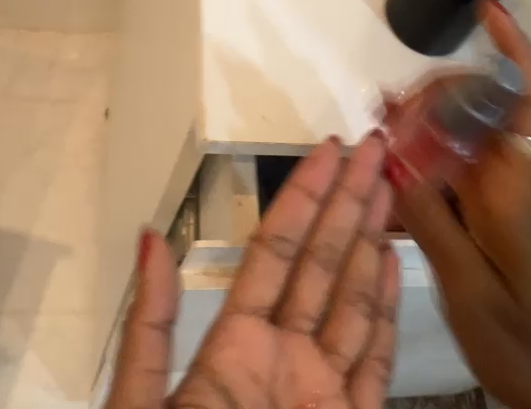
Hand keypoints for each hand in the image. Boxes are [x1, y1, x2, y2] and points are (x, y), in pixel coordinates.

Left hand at [106, 134, 400, 408]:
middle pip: (323, 264)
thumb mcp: (138, 408)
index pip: (276, 253)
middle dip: (348, 203)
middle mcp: (282, 357)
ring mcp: (321, 392)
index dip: (303, 200)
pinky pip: (375, 363)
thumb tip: (151, 235)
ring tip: (387, 189)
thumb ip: (149, 326)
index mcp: (233, 347)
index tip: (327, 151)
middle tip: (372, 148)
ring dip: (371, 243)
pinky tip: (392, 267)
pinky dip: (387, 314)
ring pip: (354, 302)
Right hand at [388, 0, 530, 408]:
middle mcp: (515, 176)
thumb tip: (392, 158)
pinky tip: (394, 168)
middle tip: (392, 102)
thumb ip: (430, 218)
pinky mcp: (494, 215)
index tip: (487, 6)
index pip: (526, 94)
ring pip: (468, 132)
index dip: (512, 44)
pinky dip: (427, 155)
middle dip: (439, 88)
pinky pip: (459, 167)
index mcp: (517, 182)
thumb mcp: (468, 283)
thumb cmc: (527, 340)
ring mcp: (505, 195)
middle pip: (484, 104)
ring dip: (428, 119)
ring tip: (383, 122)